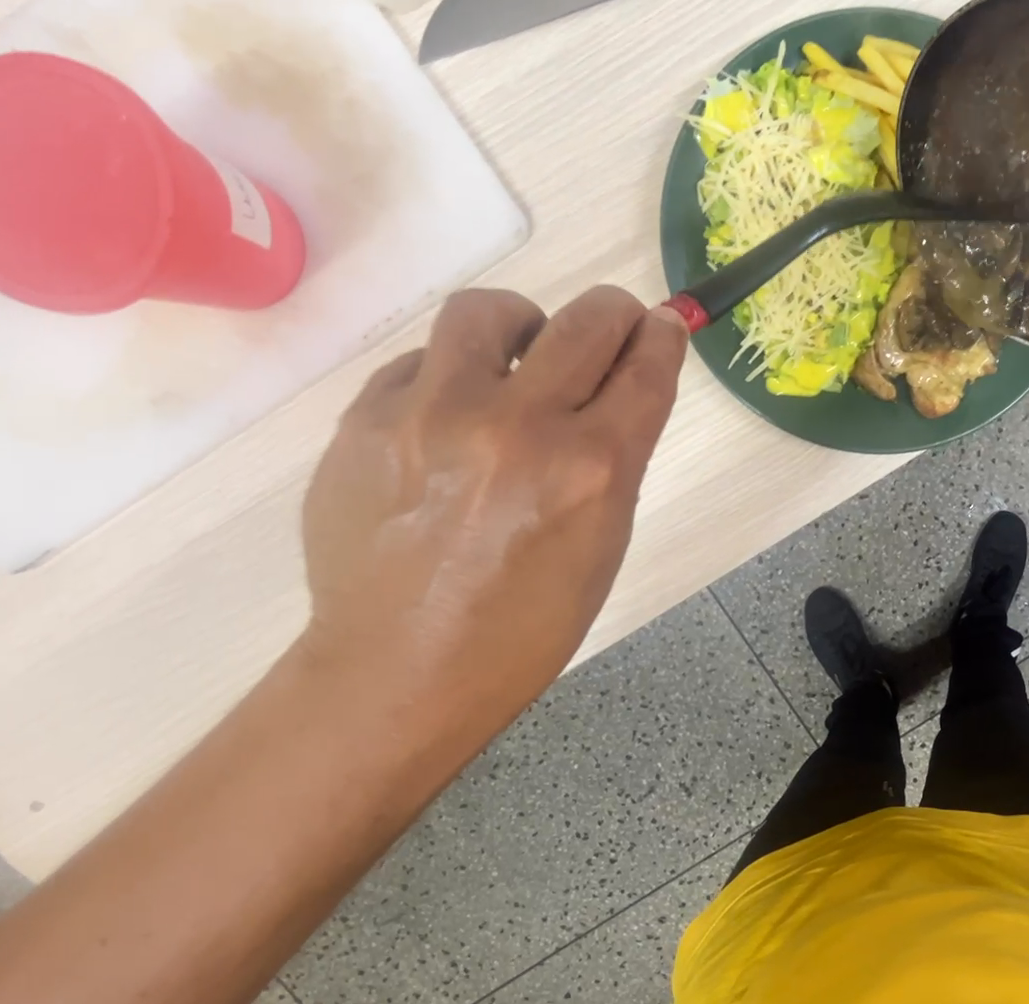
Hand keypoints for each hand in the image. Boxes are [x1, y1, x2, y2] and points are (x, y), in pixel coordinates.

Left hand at [299, 287, 689, 718]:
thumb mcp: (604, 544)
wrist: (403, 668)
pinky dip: (452, 378)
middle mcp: (519, 426)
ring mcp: (433, 415)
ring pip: (490, 311)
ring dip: (524, 325)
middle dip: (615, 313)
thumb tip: (616, 393)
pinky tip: (451, 422)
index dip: (661, 336)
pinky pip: (421, 361)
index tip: (660, 326)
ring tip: (518, 361)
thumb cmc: (528, 625)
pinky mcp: (366, 419)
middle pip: (587, 320)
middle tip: (610, 326)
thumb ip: (615, 460)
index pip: (646, 367)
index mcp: (592, 469)